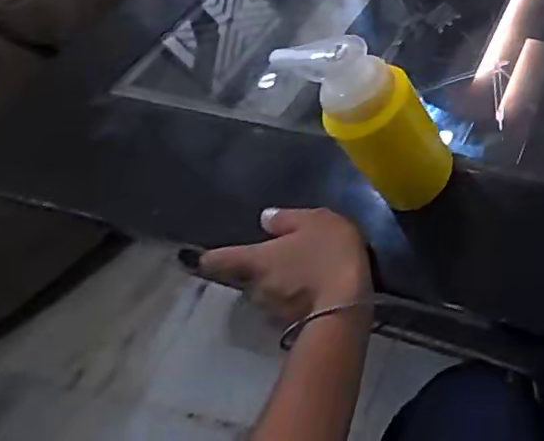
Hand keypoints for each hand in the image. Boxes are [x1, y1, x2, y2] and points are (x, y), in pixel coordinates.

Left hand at [185, 208, 371, 324]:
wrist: (348, 304)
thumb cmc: (327, 253)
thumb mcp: (314, 221)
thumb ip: (287, 219)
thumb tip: (264, 218)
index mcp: (256, 259)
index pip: (219, 260)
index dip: (206, 258)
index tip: (196, 258)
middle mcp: (254, 288)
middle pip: (245, 276)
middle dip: (256, 267)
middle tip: (274, 256)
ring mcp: (270, 311)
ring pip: (265, 292)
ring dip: (275, 283)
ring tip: (298, 272)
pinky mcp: (289, 324)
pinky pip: (284, 305)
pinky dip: (292, 296)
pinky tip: (311, 288)